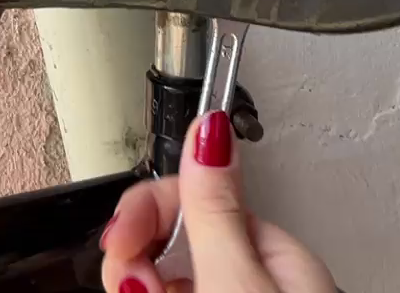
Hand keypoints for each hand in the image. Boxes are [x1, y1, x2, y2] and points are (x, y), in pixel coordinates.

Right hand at [102, 111, 335, 292]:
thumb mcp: (237, 282)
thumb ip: (215, 207)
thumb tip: (209, 123)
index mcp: (281, 259)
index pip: (199, 200)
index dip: (149, 211)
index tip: (118, 237)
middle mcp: (263, 282)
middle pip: (181, 239)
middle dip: (142, 252)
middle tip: (129, 284)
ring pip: (172, 274)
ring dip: (143, 279)